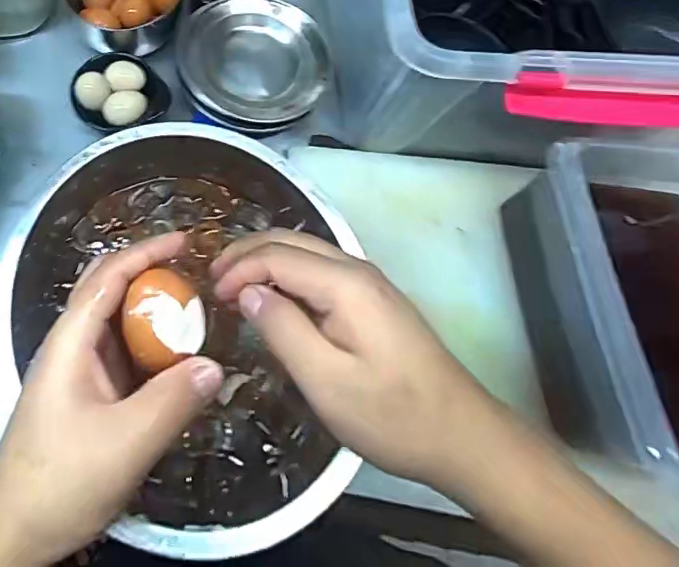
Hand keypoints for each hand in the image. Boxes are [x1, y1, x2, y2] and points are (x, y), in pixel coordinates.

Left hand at [0, 231, 222, 566]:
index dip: (146, 251)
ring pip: (116, 325)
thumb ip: (172, 402)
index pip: (109, 274)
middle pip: (109, 291)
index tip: (184, 240)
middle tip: (194, 273)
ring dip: (151, 314)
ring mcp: (75, 371)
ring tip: (195, 311)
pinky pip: (120, 357)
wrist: (13, 532)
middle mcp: (71, 344)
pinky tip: (175, 360)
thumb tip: (215, 365)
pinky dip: (148, 349)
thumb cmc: (60, 480)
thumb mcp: (124, 442)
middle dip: (149, 274)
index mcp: (71, 339)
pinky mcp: (83, 396)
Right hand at [213, 231, 678, 566]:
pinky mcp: (370, 298)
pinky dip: (283, 270)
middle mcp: (354, 268)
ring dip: (262, 258)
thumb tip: (246, 292)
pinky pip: (316, 267)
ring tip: (232, 281)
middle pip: (287, 240)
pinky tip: (271, 292)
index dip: (238, 270)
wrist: (467, 439)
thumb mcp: (327, 381)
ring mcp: (366, 281)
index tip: (212, 297)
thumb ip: (282, 329)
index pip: (275, 255)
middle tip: (211, 279)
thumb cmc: (393, 415)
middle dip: (244, 253)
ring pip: (302, 249)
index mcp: (344, 282)